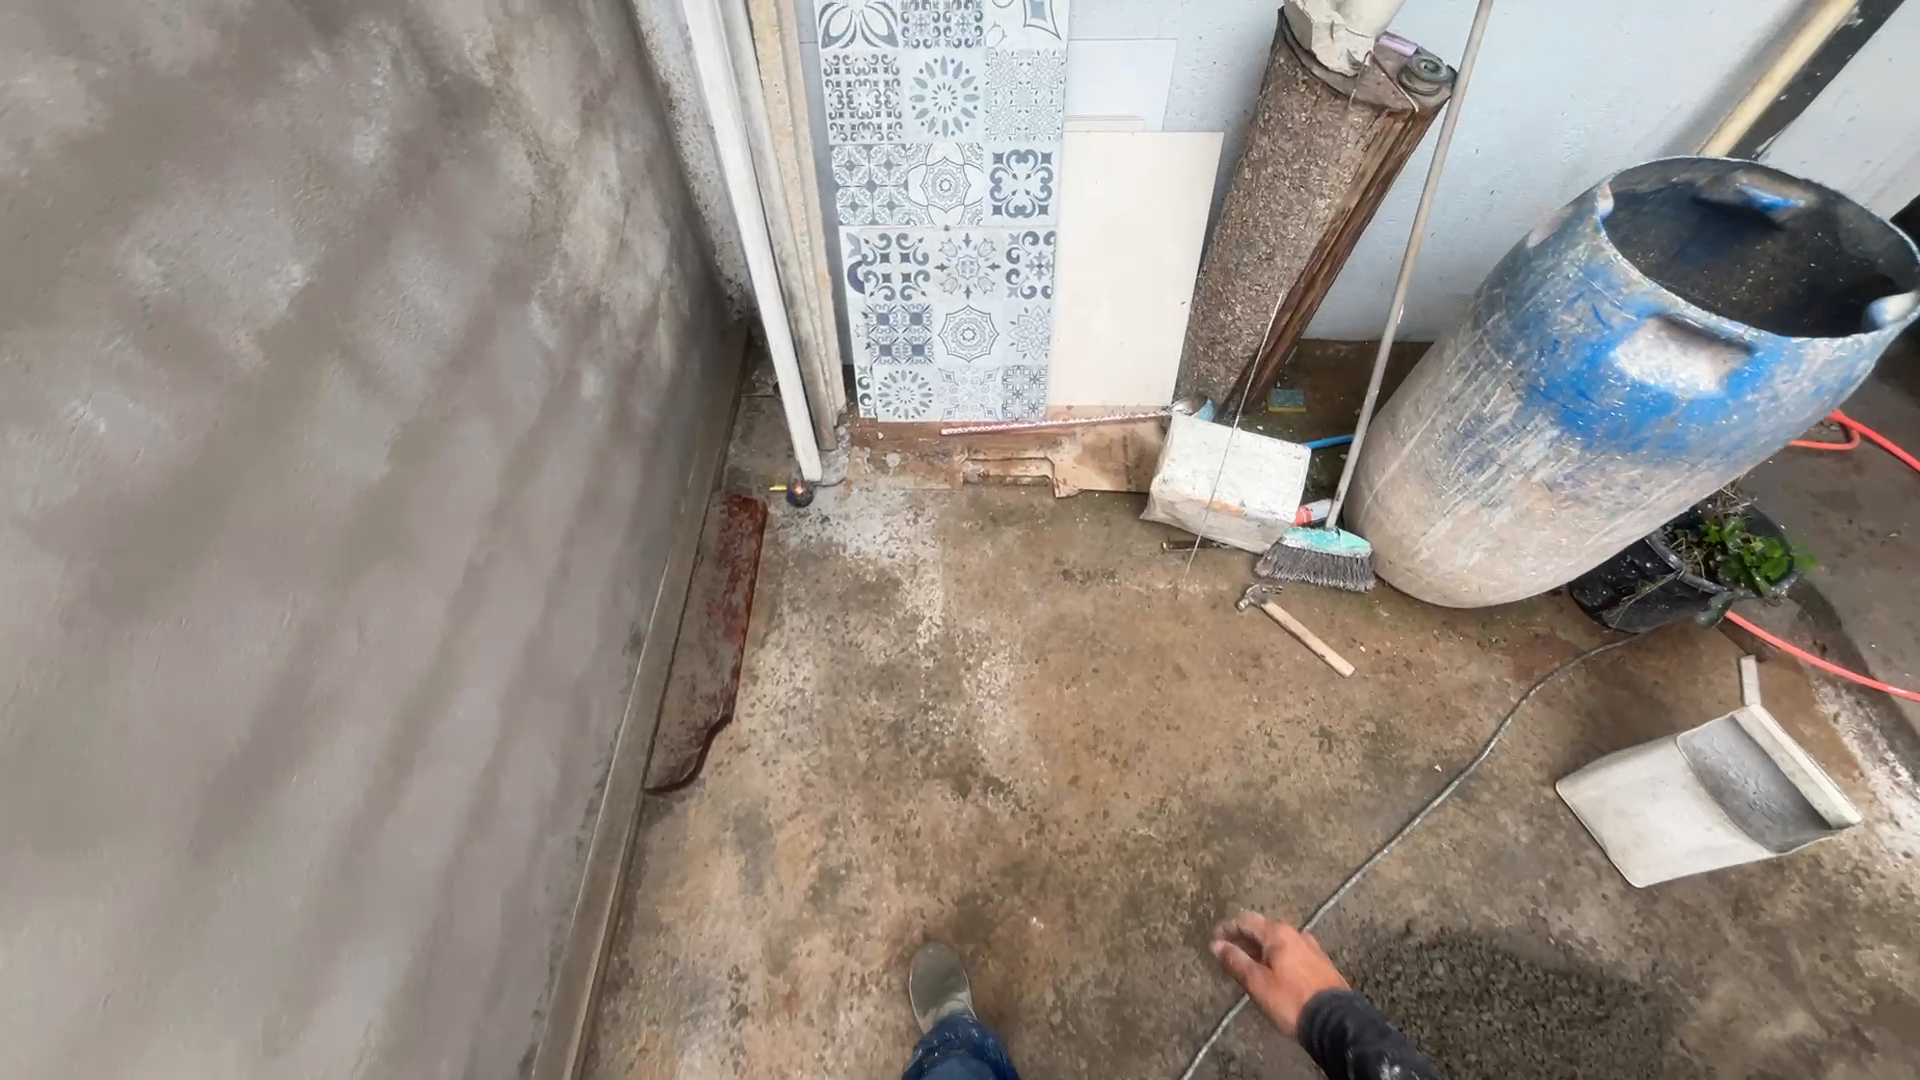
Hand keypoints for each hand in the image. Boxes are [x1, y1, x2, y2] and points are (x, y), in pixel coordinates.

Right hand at [1209, 912, 1349, 1037]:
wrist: (1338, 1024)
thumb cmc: (1291, 1000)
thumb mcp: (1257, 983)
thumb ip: (1235, 961)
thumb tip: (1216, 945)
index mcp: (1277, 933)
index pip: (1245, 921)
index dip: (1227, 928)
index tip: (1214, 939)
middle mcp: (1295, 934)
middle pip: (1263, 930)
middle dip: (1244, 940)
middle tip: (1229, 953)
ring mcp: (1312, 949)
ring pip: (1279, 943)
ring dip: (1262, 950)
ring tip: (1251, 965)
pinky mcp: (1323, 966)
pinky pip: (1293, 954)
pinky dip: (1278, 959)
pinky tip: (1275, 974)